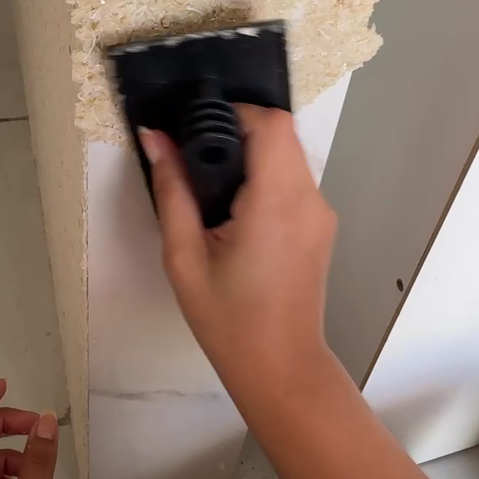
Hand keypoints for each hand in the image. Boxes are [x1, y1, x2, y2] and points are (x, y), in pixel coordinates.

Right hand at [140, 104, 339, 399]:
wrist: (280, 366)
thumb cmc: (229, 320)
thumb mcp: (184, 256)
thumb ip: (171, 189)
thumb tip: (156, 139)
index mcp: (275, 202)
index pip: (271, 124)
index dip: (236, 112)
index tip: (200, 128)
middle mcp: (308, 199)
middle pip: (283, 133)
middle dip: (241, 130)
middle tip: (200, 156)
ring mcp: (321, 212)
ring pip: (291, 153)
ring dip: (255, 153)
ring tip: (215, 185)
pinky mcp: (322, 225)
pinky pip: (296, 179)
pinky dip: (268, 176)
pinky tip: (238, 207)